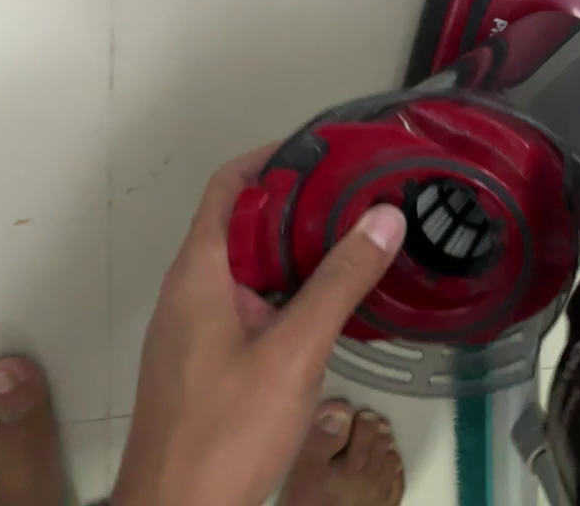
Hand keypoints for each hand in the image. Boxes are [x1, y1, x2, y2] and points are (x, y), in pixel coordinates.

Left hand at [113, 146, 407, 505]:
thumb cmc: (226, 431)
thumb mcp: (294, 350)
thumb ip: (340, 280)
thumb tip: (386, 214)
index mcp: (201, 271)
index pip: (230, 185)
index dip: (274, 156)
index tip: (328, 149)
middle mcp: (193, 287)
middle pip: (244, 219)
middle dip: (299, 197)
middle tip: (359, 189)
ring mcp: (197, 324)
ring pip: (251, 261)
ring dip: (297, 242)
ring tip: (356, 231)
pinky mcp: (209, 355)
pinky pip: (252, 296)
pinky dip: (290, 280)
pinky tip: (333, 294)